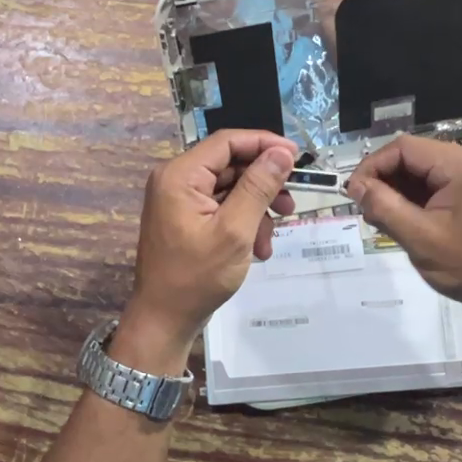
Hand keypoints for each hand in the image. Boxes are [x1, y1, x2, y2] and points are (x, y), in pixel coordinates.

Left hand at [120, 130, 296, 369]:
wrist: (164, 319)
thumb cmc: (196, 277)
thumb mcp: (235, 231)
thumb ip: (258, 187)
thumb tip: (282, 153)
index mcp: (180, 175)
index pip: (227, 141)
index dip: (264, 144)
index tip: (296, 157)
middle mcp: (176, 180)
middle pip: (230, 165)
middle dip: (263, 186)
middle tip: (289, 206)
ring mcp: (179, 201)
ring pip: (230, 189)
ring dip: (256, 210)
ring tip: (268, 241)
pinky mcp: (186, 219)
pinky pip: (221, 208)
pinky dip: (243, 224)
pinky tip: (256, 249)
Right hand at [345, 134, 461, 325]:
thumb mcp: (420, 237)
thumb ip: (384, 207)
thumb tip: (355, 187)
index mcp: (460, 164)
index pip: (403, 147)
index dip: (372, 166)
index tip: (353, 194)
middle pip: (411, 157)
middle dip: (383, 180)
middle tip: (366, 211)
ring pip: (420, 172)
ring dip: (396, 192)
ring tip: (381, 220)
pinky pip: (433, 186)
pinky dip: (413, 201)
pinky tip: (401, 222)